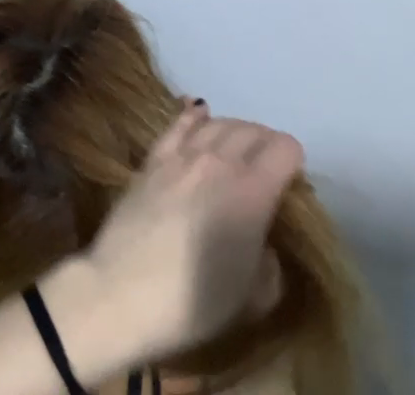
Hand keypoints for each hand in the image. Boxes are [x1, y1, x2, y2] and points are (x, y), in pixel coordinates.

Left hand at [82, 102, 303, 359]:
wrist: (121, 292)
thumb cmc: (194, 301)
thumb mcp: (253, 296)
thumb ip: (271, 263)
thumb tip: (265, 243)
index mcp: (252, 192)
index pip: (285, 148)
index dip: (293, 163)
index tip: (288, 187)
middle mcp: (219, 162)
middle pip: (253, 130)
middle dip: (266, 145)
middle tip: (265, 171)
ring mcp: (181, 157)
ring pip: (218, 123)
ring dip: (235, 132)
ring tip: (236, 150)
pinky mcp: (151, 160)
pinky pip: (177, 125)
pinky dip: (193, 115)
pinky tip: (199, 112)